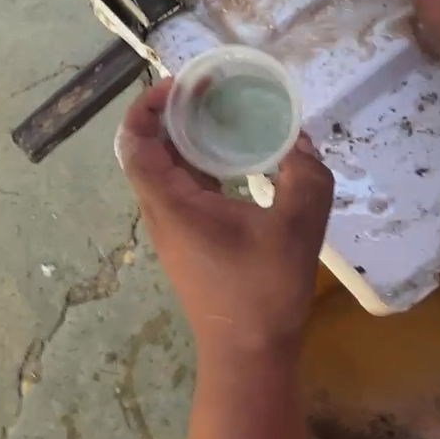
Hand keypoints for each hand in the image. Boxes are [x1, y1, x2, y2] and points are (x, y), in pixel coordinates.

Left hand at [117, 81, 333, 359]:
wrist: (247, 353)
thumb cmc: (262, 292)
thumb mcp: (296, 231)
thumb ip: (304, 179)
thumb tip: (300, 141)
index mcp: (169, 202)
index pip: (135, 143)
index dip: (146, 108)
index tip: (177, 85)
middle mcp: (160, 208)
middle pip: (147, 148)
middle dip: (168, 113)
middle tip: (204, 89)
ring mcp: (172, 223)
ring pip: (164, 166)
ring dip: (184, 136)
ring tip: (218, 110)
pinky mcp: (188, 235)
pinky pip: (182, 184)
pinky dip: (198, 160)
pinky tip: (233, 153)